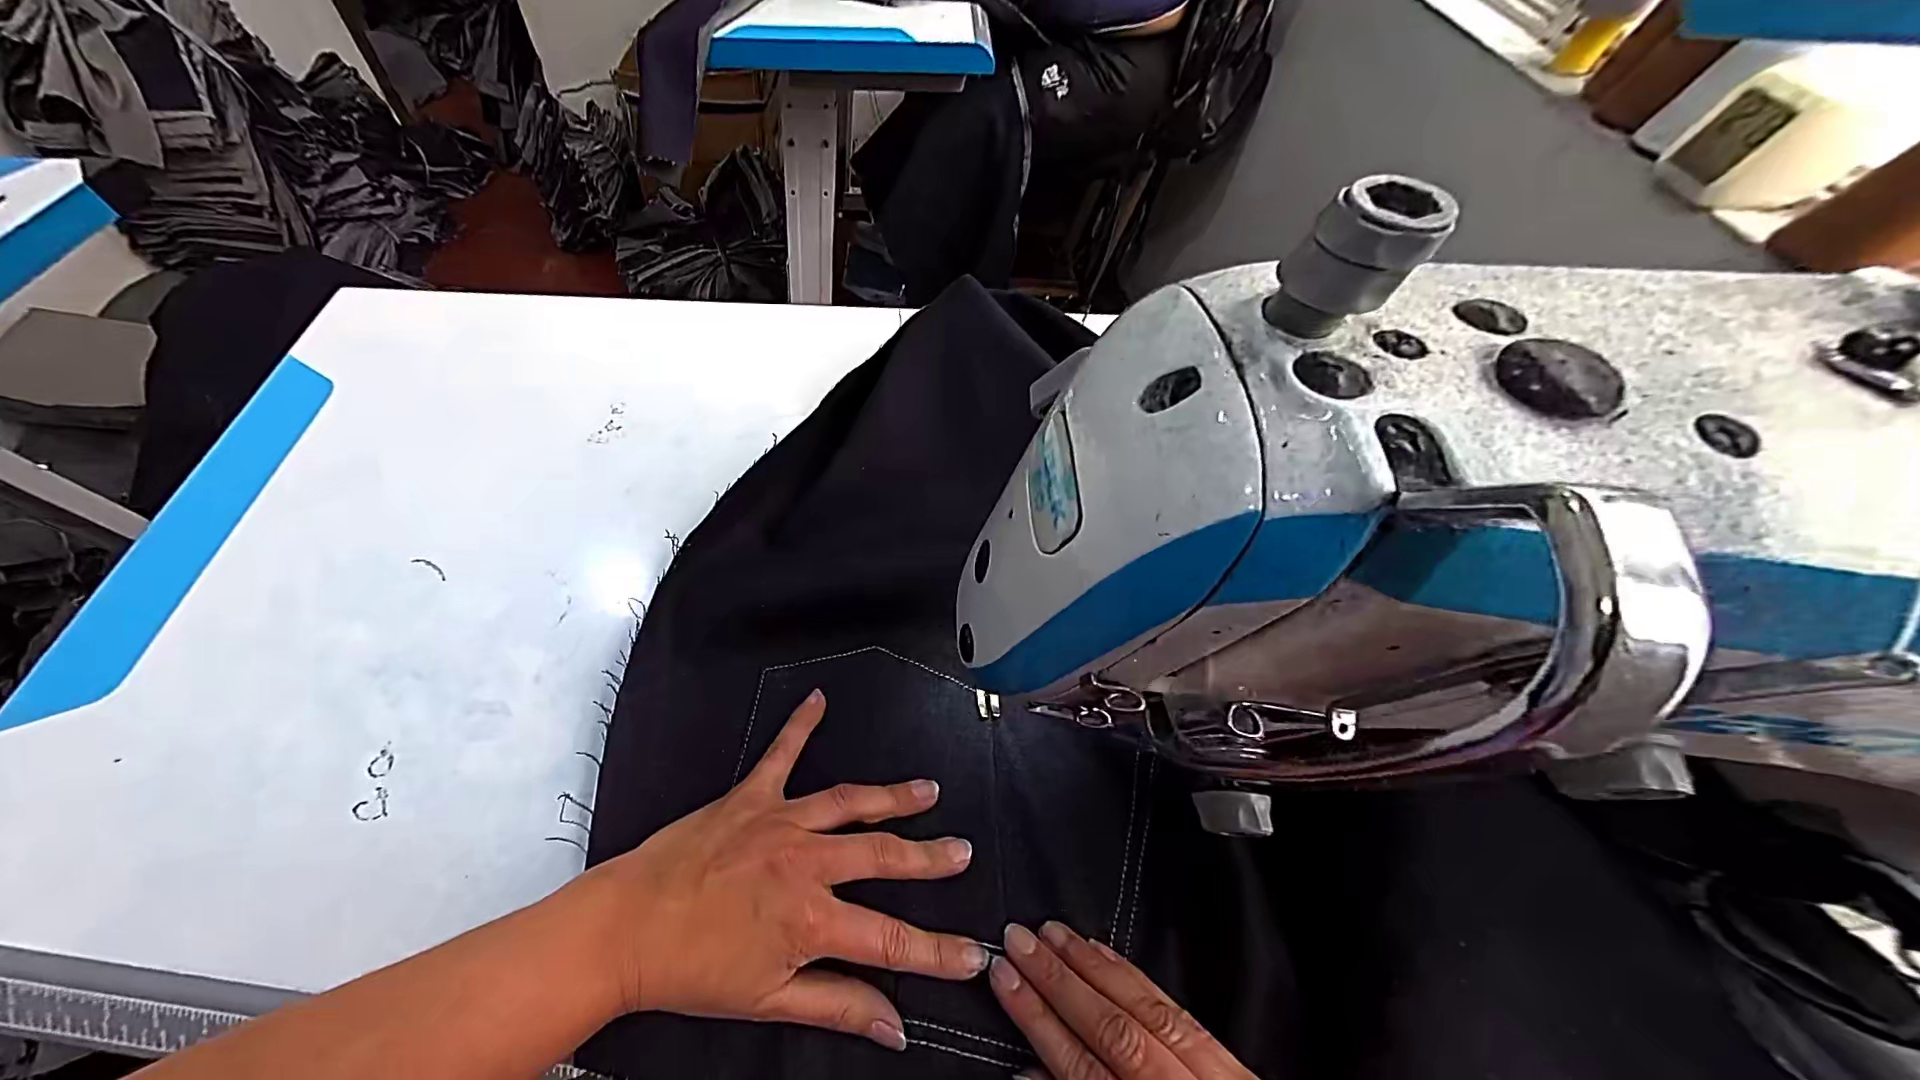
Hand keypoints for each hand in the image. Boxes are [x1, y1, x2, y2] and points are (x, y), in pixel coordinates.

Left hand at [572, 689, 988, 1050]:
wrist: (623, 929)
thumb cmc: (688, 970)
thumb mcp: (767, 1001)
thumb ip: (838, 1008)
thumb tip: (892, 1027)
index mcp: (809, 918)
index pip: (891, 941)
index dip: (938, 951)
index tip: (971, 953)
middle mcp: (804, 862)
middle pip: (884, 858)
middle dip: (931, 858)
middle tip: (963, 852)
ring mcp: (780, 821)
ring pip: (851, 802)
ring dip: (894, 796)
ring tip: (928, 791)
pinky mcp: (751, 796)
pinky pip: (782, 753)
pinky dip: (801, 724)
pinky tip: (818, 700)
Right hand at [990, 921, 1257, 1079]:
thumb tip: (1025, 1071)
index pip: (1081, 1068)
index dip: (1037, 1019)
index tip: (1004, 977)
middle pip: (1111, 1028)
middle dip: (1057, 980)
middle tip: (1017, 938)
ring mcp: (1212, 1079)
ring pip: (1143, 1009)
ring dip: (1091, 966)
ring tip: (1051, 931)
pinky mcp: (1232, 1065)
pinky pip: (1176, 1010)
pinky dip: (1134, 977)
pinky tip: (1102, 951)